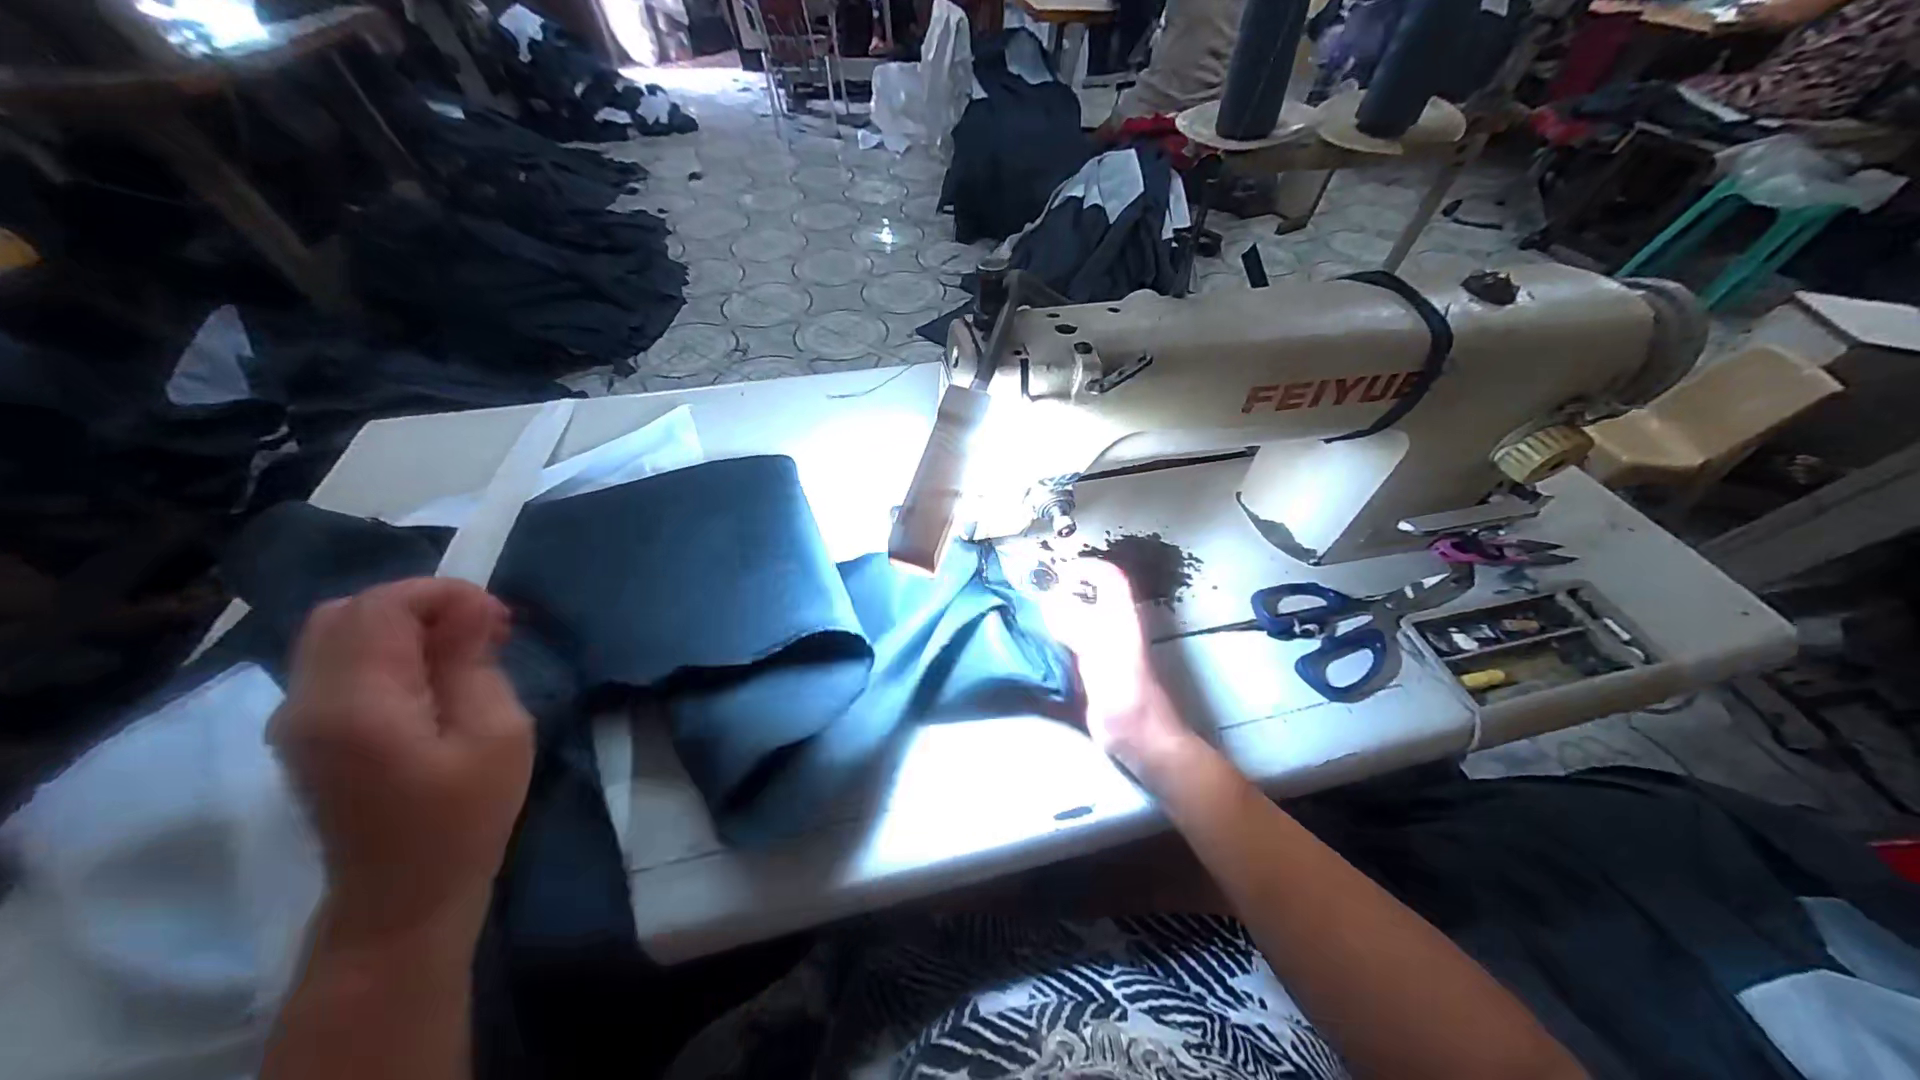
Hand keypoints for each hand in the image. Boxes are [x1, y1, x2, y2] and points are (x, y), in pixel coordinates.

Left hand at [270, 579, 533, 941]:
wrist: (404, 897)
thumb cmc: (464, 818)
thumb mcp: (497, 734)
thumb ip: (473, 664)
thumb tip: (472, 609)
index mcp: (356, 704)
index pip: (381, 608)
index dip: (443, 594)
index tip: (498, 618)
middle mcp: (308, 702)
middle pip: (348, 611)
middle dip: (421, 603)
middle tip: (481, 628)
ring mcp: (297, 718)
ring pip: (338, 632)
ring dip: (404, 624)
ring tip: (462, 647)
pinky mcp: (306, 731)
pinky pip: (336, 661)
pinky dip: (385, 648)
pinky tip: (432, 673)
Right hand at [1037, 559, 1204, 783]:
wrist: (1142, 742)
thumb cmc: (1128, 698)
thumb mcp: (1103, 655)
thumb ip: (1078, 625)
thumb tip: (1049, 600)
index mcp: (1121, 620)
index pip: (1110, 579)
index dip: (1088, 568)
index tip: (1058, 572)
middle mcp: (1113, 631)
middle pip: (1090, 598)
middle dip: (1062, 591)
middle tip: (1030, 594)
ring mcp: (1102, 654)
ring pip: (1078, 622)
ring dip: (1054, 616)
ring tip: (1025, 617)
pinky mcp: (1092, 676)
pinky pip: (1069, 648)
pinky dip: (1051, 642)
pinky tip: (1033, 649)